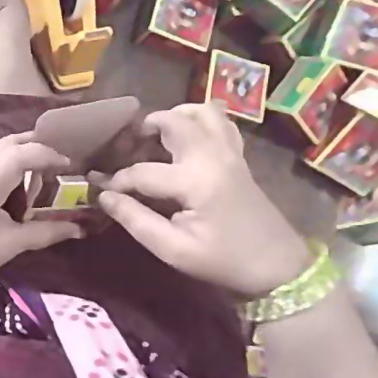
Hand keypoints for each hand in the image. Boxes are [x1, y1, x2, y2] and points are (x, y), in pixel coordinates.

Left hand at [0, 132, 84, 284]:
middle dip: (38, 146)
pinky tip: (21, 184)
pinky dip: (11, 163)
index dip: (50, 155)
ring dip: (24, 153)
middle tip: (60, 162)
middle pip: (11, 142)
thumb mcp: (11, 243)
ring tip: (44, 172)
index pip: (25, 152)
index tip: (69, 167)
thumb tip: (79, 230)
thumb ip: (47, 232)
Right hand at [95, 104, 311, 298]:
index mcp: (195, 180)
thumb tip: (105, 197)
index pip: (142, 171)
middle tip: (125, 150)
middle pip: (172, 121)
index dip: (116, 180)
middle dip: (143, 130)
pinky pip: (220, 122)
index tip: (99, 191)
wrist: (277, 266)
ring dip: (174, 117)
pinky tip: (184, 140)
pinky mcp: (239, 156)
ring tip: (155, 137)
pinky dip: (198, 122)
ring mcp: (230, 152)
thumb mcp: (173, 249)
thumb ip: (136, 220)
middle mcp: (213, 156)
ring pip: (201, 111)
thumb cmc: (223, 261)